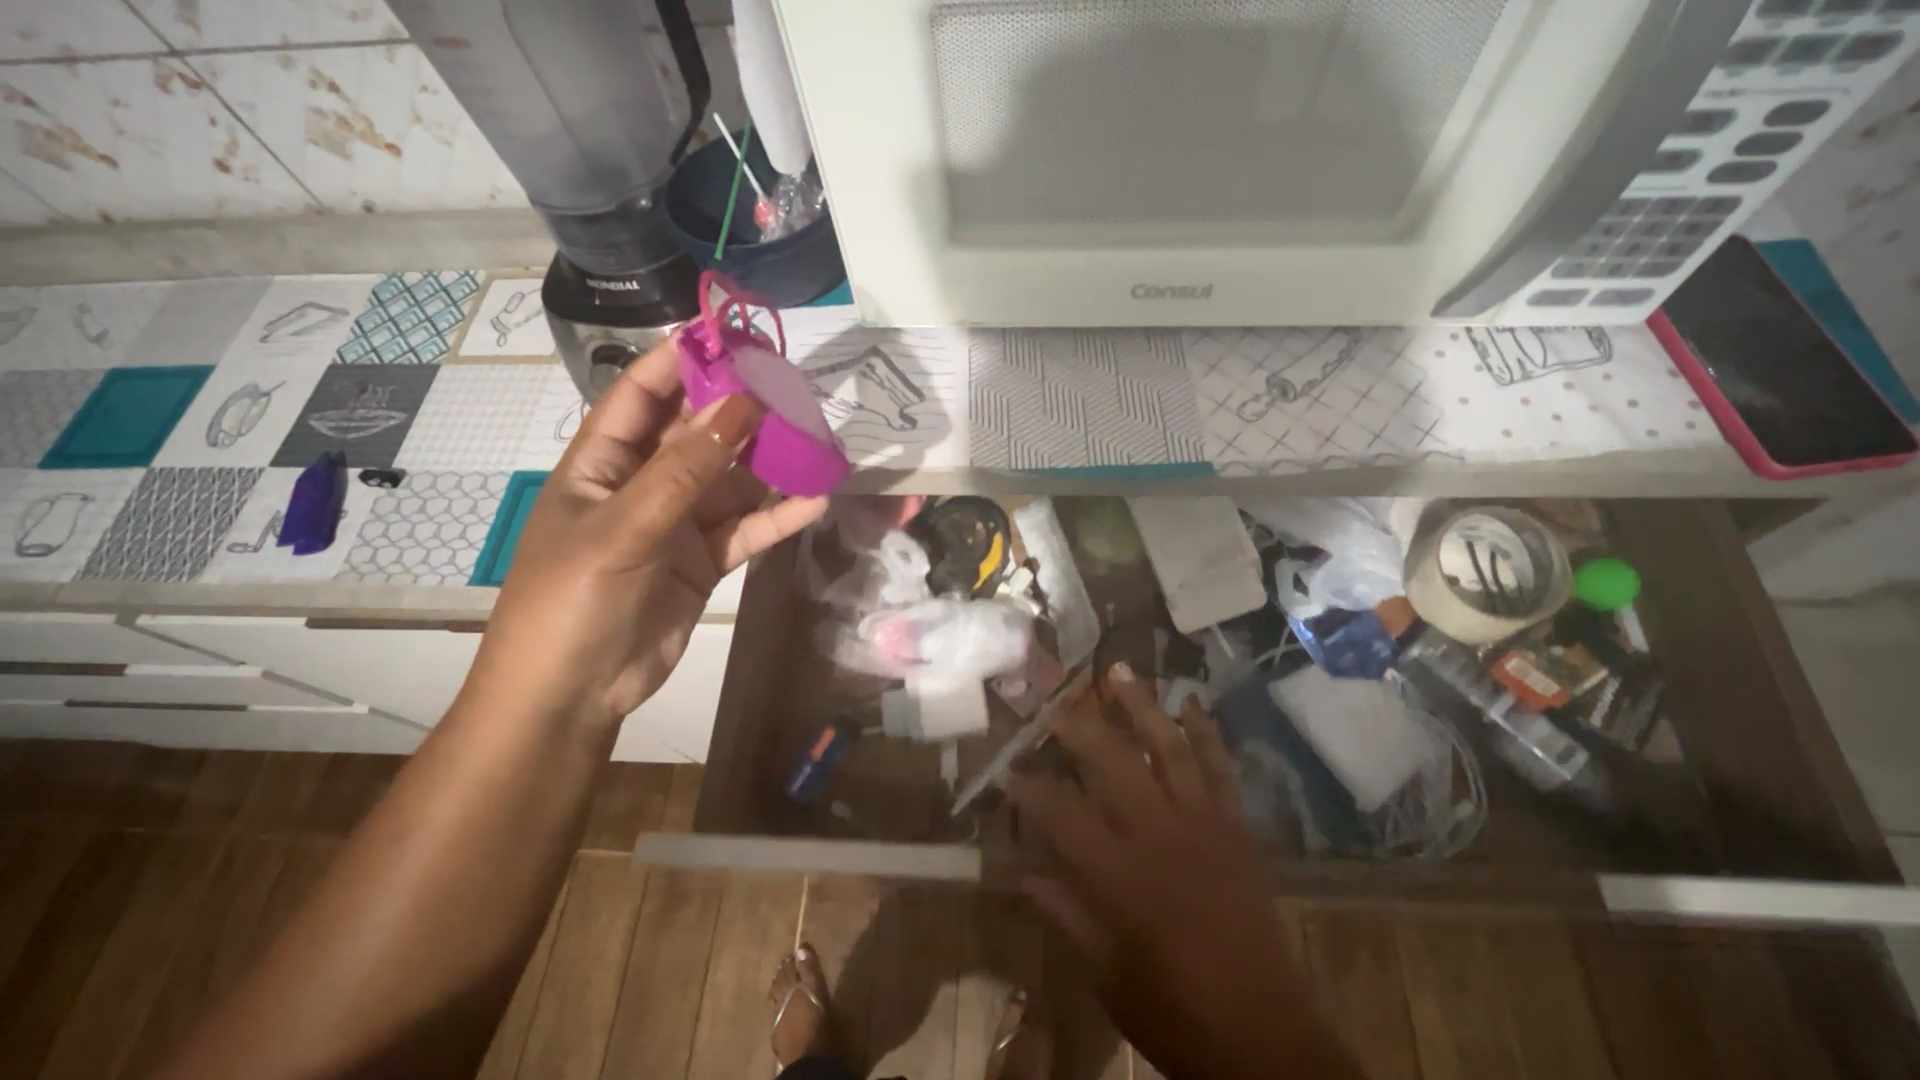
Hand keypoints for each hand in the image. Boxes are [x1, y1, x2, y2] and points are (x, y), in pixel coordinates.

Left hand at [462, 336, 828, 730]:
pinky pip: (746, 529)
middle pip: (696, 430)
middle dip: (740, 407)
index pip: (642, 392)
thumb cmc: (571, 601)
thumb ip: (684, 470)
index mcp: (601, 461)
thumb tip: (742, 404)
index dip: (683, 360)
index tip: (735, 336)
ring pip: (730, 479)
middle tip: (795, 383)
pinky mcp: (704, 562)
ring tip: (818, 437)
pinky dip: (778, 516)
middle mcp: (642, 483)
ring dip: (769, 461)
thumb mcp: (623, 528)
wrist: (569, 694)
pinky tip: (816, 500)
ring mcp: (676, 524)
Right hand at [1011, 664, 1362, 1079]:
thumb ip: (1066, 915)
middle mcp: (1161, 838)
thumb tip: (1023, 875)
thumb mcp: (1108, 974)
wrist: (1264, 1036)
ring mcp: (1205, 827)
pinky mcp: (1237, 832)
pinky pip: (1220, 772)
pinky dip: (1206, 734)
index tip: (1007, 769)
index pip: (1063, 815)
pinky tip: (1191, 704)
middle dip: (1081, 725)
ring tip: (1118, 670)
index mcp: (1121, 877)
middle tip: (1054, 696)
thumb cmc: (1175, 1011)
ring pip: (1169, 751)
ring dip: (1142, 707)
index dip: (1031, 789)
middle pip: (1114, 765)